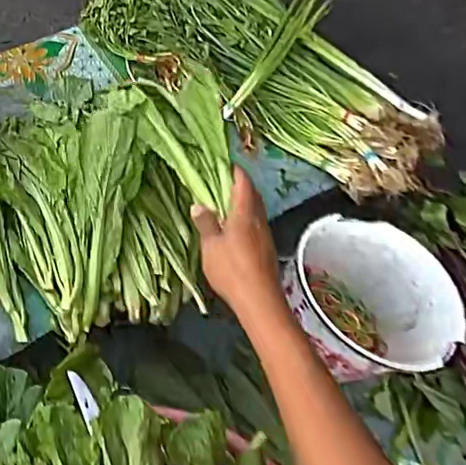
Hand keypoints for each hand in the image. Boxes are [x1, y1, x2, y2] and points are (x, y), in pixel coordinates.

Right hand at [191, 167, 282, 325]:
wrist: (260, 301)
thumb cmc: (232, 270)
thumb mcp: (211, 246)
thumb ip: (206, 223)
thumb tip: (199, 205)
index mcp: (244, 213)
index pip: (243, 181)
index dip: (234, 169)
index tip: (222, 163)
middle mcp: (259, 219)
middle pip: (252, 193)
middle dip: (238, 184)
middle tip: (220, 182)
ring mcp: (265, 234)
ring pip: (255, 209)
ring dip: (242, 202)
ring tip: (224, 203)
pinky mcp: (267, 248)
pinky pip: (256, 224)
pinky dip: (245, 218)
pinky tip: (234, 228)